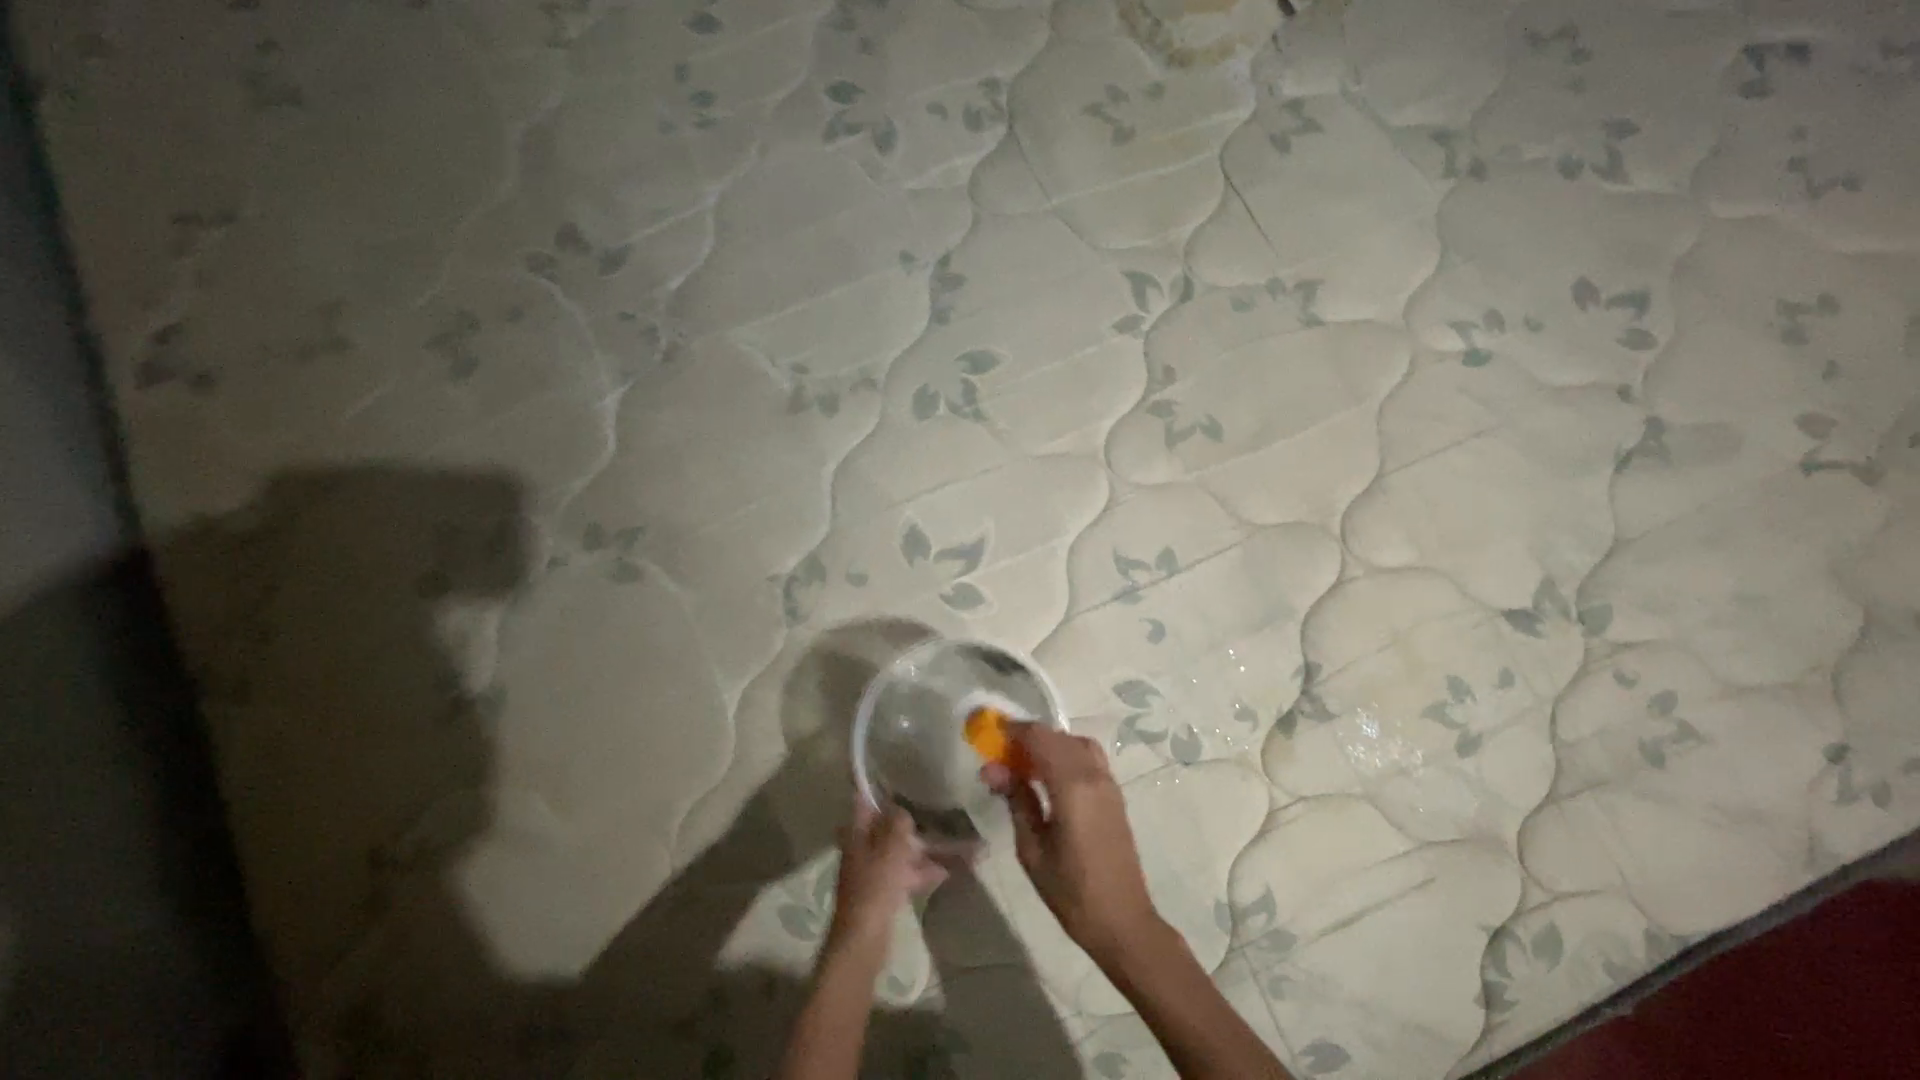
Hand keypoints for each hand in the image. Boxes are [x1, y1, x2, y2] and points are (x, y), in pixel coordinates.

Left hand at [825, 797, 949, 952]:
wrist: (864, 938)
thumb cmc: (874, 886)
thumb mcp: (890, 848)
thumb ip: (897, 823)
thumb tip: (901, 808)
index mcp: (856, 832)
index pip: (865, 799)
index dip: (878, 786)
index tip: (900, 774)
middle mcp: (862, 846)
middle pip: (888, 825)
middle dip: (912, 819)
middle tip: (938, 806)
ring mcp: (873, 870)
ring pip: (901, 850)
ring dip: (925, 846)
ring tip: (956, 840)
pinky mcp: (885, 891)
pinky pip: (907, 873)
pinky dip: (924, 870)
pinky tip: (950, 869)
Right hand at [982, 724, 1158, 959]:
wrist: (1122, 920)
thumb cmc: (1070, 892)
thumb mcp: (1032, 849)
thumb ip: (1016, 801)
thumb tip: (994, 769)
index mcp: (1073, 787)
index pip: (1040, 738)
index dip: (1013, 731)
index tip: (988, 735)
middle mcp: (1094, 776)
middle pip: (1058, 736)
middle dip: (1028, 737)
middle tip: (1000, 755)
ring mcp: (1109, 784)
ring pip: (1076, 743)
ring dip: (1050, 744)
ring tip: (1023, 765)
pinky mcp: (1115, 795)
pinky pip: (1089, 759)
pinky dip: (1066, 755)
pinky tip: (1048, 778)